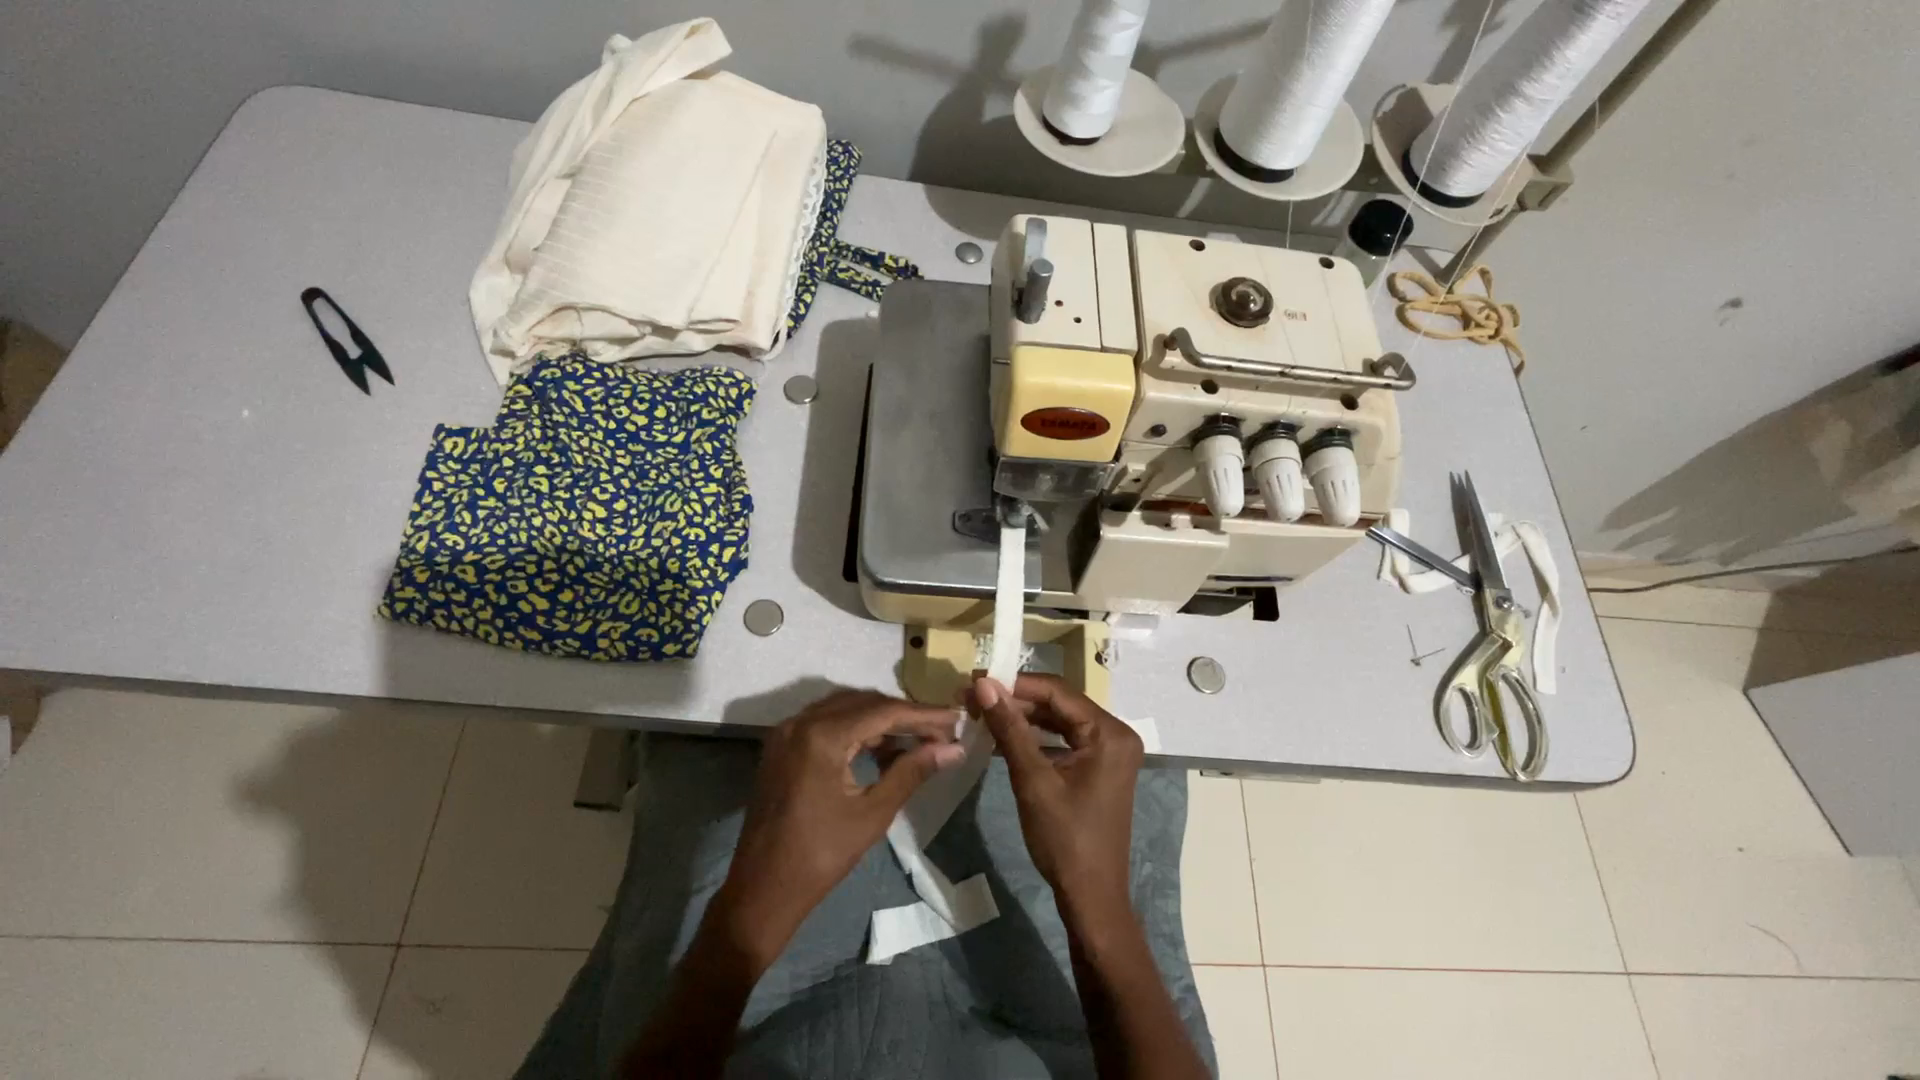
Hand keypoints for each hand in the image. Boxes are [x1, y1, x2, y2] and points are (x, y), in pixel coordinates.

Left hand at [711, 689, 964, 969]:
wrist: (762, 889)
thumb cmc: (820, 855)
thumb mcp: (873, 813)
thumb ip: (912, 772)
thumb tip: (953, 748)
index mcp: (821, 736)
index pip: (882, 711)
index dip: (923, 714)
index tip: (955, 719)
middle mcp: (800, 722)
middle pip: (863, 702)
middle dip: (903, 715)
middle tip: (940, 731)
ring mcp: (786, 733)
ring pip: (843, 709)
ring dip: (880, 720)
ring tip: (916, 740)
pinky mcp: (781, 747)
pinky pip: (824, 723)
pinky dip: (855, 730)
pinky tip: (880, 750)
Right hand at [969, 675, 1143, 917]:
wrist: (1090, 896)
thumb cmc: (1065, 839)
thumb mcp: (1033, 780)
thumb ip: (1009, 729)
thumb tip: (982, 685)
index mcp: (1110, 733)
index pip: (1057, 692)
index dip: (1015, 684)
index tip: (975, 682)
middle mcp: (1116, 734)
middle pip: (1059, 704)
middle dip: (1016, 701)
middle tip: (972, 700)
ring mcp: (1109, 752)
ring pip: (1059, 721)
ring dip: (1022, 719)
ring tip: (981, 715)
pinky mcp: (1099, 768)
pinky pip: (1064, 741)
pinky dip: (1035, 739)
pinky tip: (1003, 738)